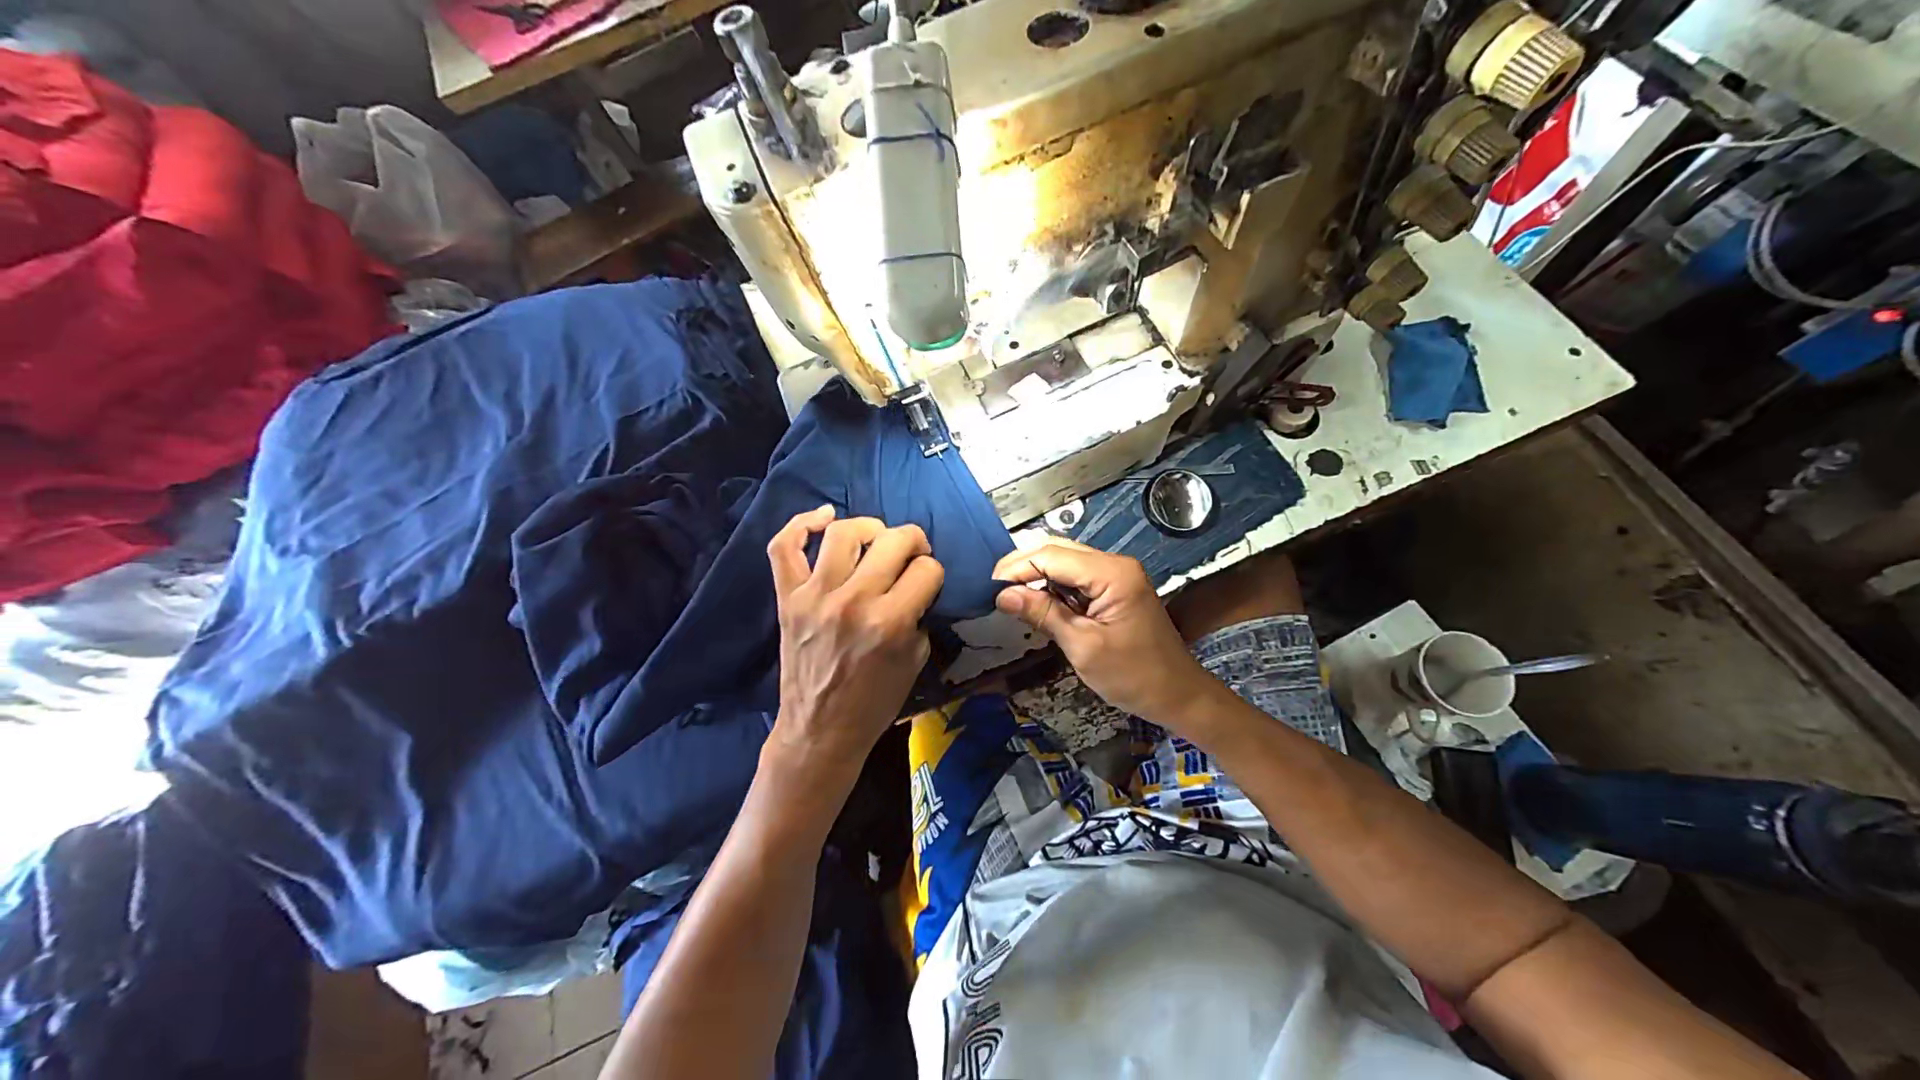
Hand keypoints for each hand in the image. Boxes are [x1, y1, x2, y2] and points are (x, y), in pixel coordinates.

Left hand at [765, 506, 944, 789]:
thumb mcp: (915, 662)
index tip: (927, 583)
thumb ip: (919, 616)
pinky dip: (801, 523)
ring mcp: (814, 596)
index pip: (926, 569)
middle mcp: (853, 602)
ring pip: (843, 532)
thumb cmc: (873, 703)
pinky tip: (823, 518)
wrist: (820, 731)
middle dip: (913, 541)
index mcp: (890, 623)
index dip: (933, 573)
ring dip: (868, 528)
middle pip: (893, 540)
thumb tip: (916, 583)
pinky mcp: (787, 598)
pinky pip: (783, 546)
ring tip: (875, 540)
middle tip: (912, 554)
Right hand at [993, 538, 1221, 725]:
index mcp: (1111, 573)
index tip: (989, 588)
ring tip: (1008, 596)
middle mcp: (1114, 564)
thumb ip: (1043, 614)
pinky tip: (1035, 601)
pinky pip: (1076, 578)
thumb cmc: (1133, 675)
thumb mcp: (1082, 646)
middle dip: (1023, 567)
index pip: (1052, 556)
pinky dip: (1053, 587)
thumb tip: (1003, 595)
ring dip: (1036, 576)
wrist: (1178, 694)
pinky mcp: (1115, 589)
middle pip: (1057, 551)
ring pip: (1065, 562)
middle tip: (994, 590)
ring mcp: (1116, 575)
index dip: (1017, 568)